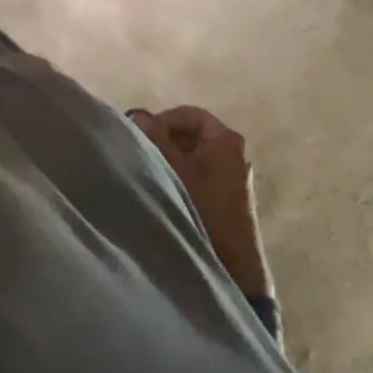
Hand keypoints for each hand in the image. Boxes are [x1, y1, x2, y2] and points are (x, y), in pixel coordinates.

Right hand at [128, 105, 270, 298]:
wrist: (233, 258)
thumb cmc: (203, 205)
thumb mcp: (174, 167)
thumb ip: (155, 138)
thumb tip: (138, 115)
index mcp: (225, 138)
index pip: (187, 113)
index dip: (162, 120)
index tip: (143, 137)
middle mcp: (234, 150)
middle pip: (191, 131)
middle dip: (165, 138)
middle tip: (144, 152)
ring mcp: (233, 171)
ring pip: (194, 151)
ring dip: (172, 156)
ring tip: (154, 170)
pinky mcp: (229, 191)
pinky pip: (201, 168)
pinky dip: (183, 170)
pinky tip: (169, 186)